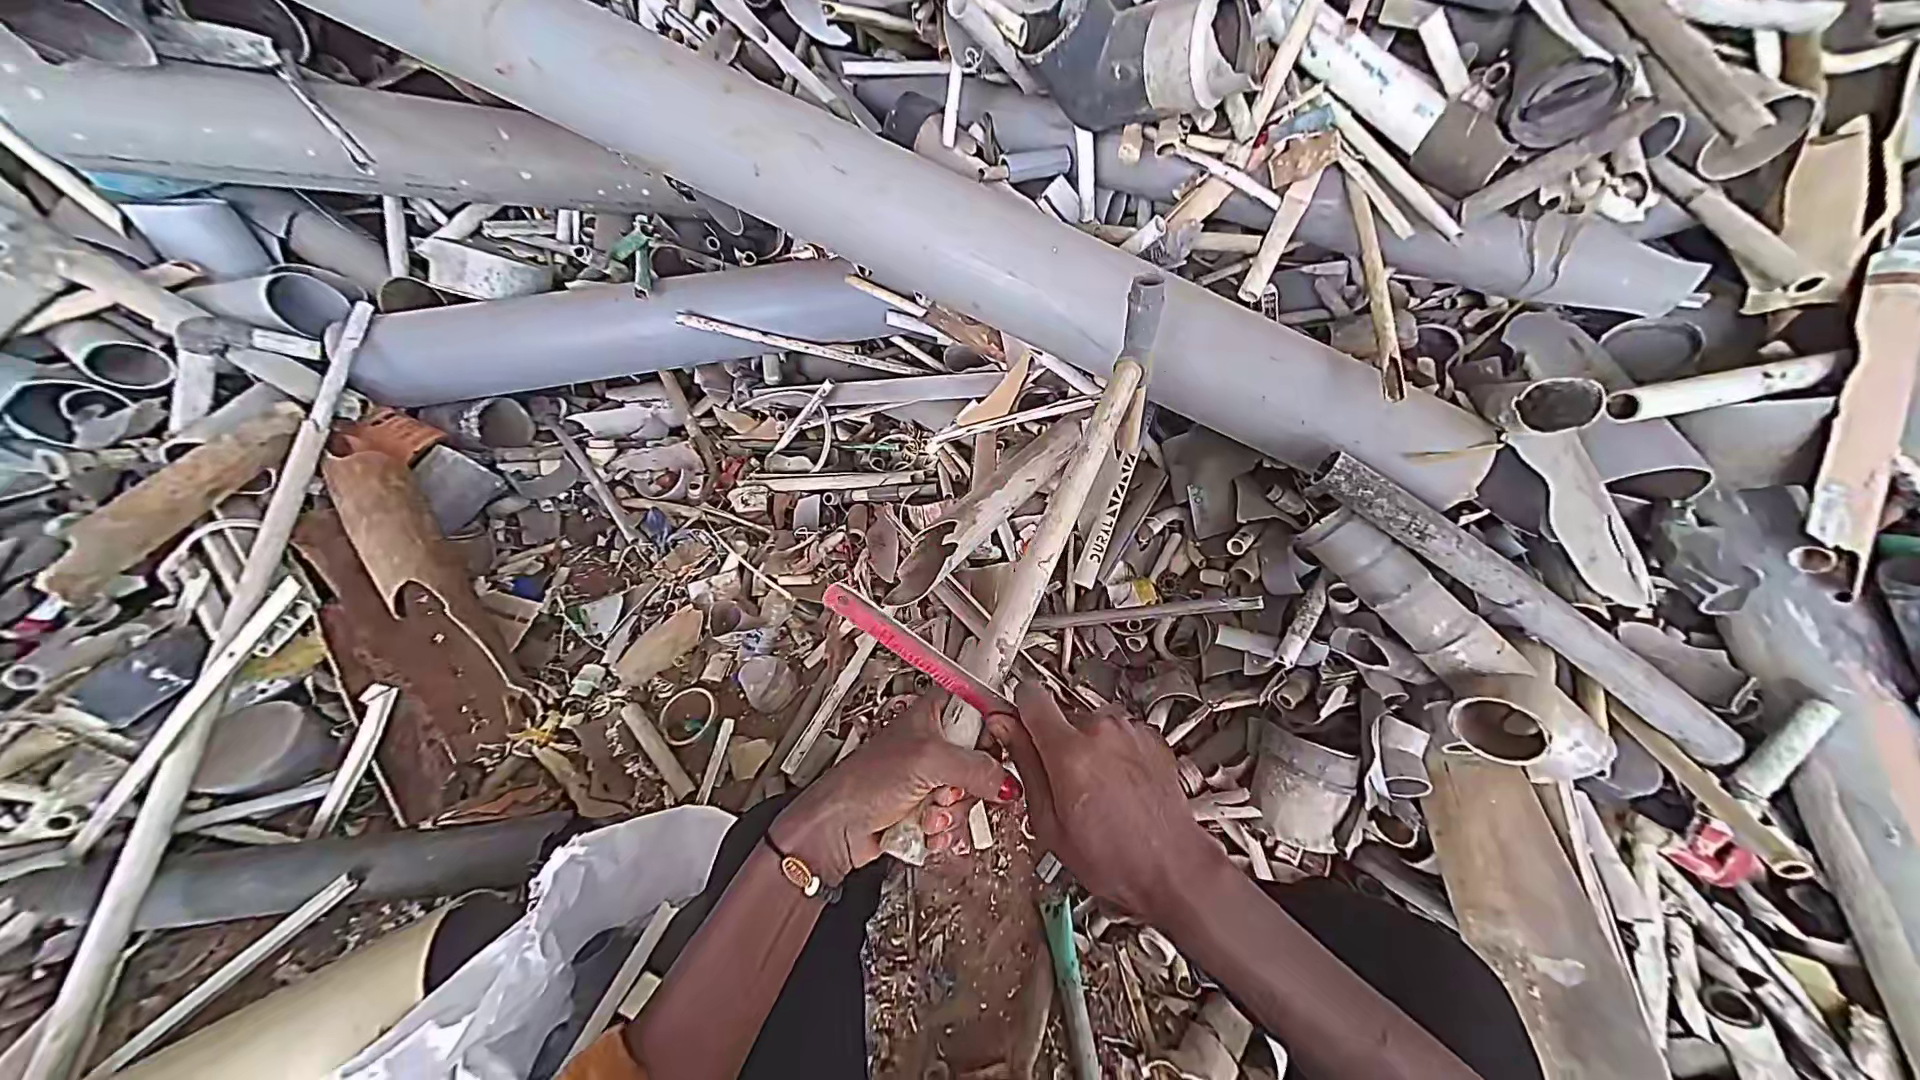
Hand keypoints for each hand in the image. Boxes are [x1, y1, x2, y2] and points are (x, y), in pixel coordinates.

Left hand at [768, 690, 1020, 884]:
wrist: (836, 828)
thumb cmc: (864, 780)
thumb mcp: (927, 761)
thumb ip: (976, 768)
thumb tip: (1010, 780)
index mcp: (938, 710)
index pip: (987, 707)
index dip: (1001, 727)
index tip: (1013, 742)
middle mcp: (941, 740)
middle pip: (989, 756)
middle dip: (974, 782)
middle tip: (953, 784)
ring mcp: (938, 775)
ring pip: (977, 792)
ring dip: (954, 810)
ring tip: (929, 808)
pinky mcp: (934, 805)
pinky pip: (961, 817)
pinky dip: (946, 827)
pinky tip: (925, 826)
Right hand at [986, 679, 1230, 924]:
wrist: (1175, 869)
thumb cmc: (1116, 859)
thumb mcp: (1049, 822)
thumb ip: (1024, 763)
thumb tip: (1006, 728)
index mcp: (1069, 751)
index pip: (1030, 696)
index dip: (1018, 710)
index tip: (1016, 724)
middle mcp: (1102, 730)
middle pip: (1060, 714)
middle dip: (1054, 740)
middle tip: (1060, 782)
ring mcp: (1130, 731)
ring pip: (1090, 723)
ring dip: (1086, 746)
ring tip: (1095, 789)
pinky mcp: (1150, 737)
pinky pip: (1117, 732)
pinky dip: (1113, 751)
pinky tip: (1117, 786)